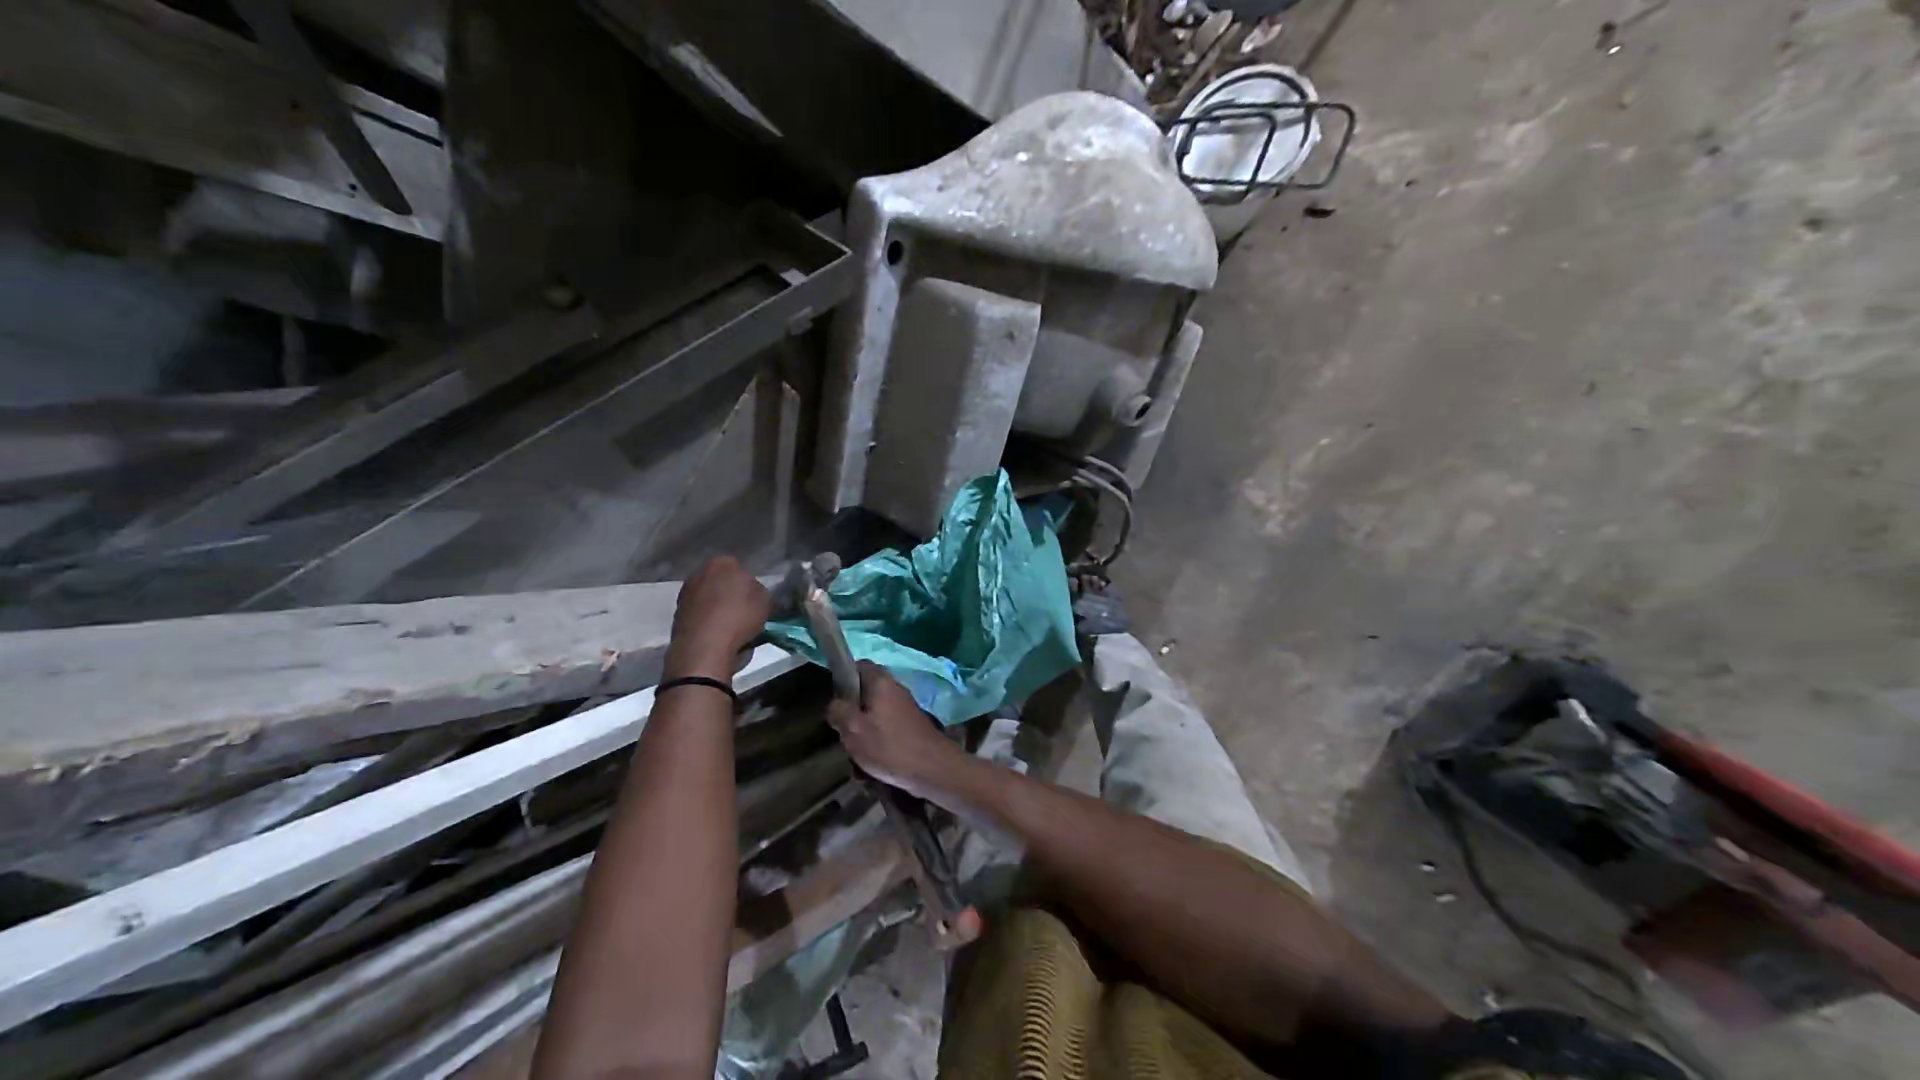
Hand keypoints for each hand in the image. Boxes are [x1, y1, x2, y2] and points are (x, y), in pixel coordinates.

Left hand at [664, 556, 770, 682]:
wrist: (704, 647)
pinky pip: (700, 617)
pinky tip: (718, 638)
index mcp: (721, 563)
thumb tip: (750, 593)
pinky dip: (707, 624)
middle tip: (743, 612)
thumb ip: (757, 591)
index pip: (738, 568)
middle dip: (729, 594)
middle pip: (719, 583)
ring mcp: (684, 595)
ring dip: (717, 610)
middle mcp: (698, 573)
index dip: (747, 585)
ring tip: (731, 629)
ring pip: (708, 600)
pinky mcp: (676, 616)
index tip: (753, 600)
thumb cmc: (739, 617)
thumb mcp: (765, 601)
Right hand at [829, 662, 964, 795]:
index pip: (857, 666)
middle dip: (851, 716)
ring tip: (857, 759)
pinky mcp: (910, 727)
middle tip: (844, 734)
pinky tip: (872, 768)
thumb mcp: (853, 730)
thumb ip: (838, 711)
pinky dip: (876, 746)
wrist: (934, 769)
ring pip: (873, 717)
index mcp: (881, 682)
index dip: (842, 680)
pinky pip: (885, 731)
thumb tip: (835, 704)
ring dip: (862, 736)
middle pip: (863, 694)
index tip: (835, 702)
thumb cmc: (889, 747)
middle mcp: (894, 689)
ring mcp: (904, 708)